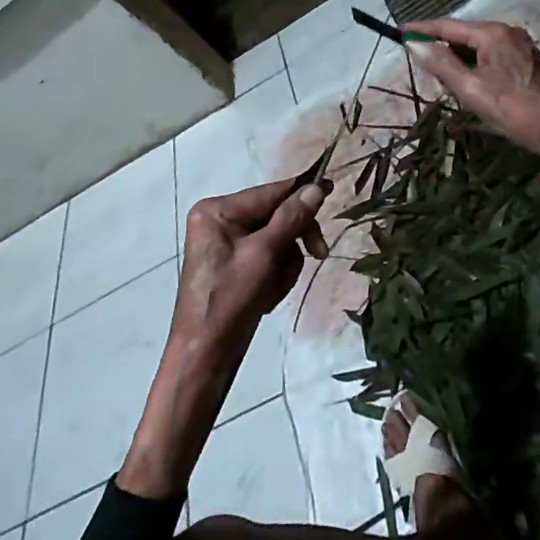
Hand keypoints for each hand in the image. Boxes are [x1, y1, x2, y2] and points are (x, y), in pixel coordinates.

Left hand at [118, 177, 328, 500]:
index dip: (302, 193)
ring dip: (284, 264)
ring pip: (278, 239)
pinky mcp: (235, 265)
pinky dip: (275, 276)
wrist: (206, 352)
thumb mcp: (264, 255)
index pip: (270, 193)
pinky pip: (269, 258)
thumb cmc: (229, 300)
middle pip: (276, 216)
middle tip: (319, 254)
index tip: (333, 187)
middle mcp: (220, 220)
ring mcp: (227, 243)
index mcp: (217, 211)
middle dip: (293, 241)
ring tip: (272, 288)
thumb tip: (316, 188)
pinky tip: (266, 295)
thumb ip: (291, 219)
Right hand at [404, 18, 539, 172]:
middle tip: (426, 71)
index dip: (423, 29)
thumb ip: (441, 64)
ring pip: (476, 48)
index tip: (400, 32)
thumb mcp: (470, 89)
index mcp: (493, 34)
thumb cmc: (512, 110)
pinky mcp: (525, 60)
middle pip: (463, 35)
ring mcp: (519, 45)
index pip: (449, 25)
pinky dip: (475, 68)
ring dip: (459, 63)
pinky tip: (470, 87)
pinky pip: (490, 56)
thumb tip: (414, 44)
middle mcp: (507, 32)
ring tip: (448, 85)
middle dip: (442, 51)